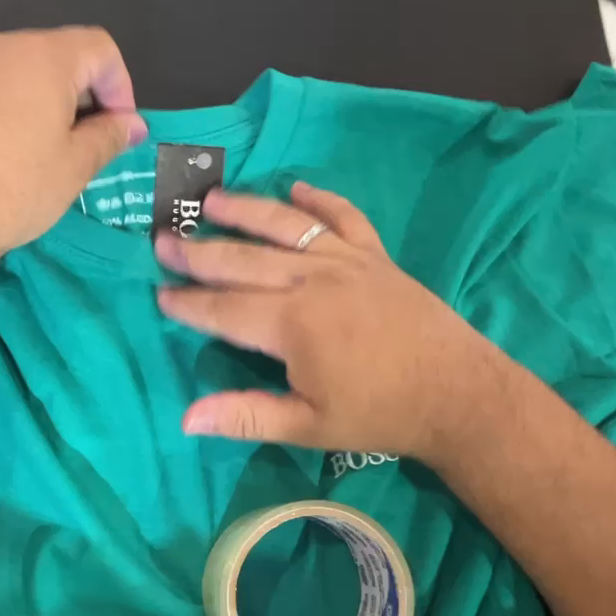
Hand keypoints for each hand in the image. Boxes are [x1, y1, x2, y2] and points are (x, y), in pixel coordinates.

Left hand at [0, 27, 147, 252]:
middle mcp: (1, 48)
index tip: (120, 131)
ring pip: (23, 72)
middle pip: (59, 55)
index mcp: (43, 56)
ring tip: (49, 153)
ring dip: (47, 103)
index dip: (121, 87)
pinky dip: (12, 110)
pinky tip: (9, 154)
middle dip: (84, 94)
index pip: (100, 48)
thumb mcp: (74, 167)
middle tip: (89, 145)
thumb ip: (109, 136)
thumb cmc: (15, 190)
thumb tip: (134, 124)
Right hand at [155, 182, 509, 463]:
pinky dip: (319, 201)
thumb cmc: (377, 415)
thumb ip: (246, 416)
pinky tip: (297, 189)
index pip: (224, 308)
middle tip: (163, 240)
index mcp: (292, 324)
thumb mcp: (307, 426)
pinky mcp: (376, 257)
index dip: (189, 303)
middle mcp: (313, 281)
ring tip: (210, 200)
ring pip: (285, 227)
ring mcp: (347, 262)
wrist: (456, 393)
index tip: (159, 293)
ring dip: (245, 211)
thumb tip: (186, 418)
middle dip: (199, 252)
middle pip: (244, 260)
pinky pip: (343, 218)